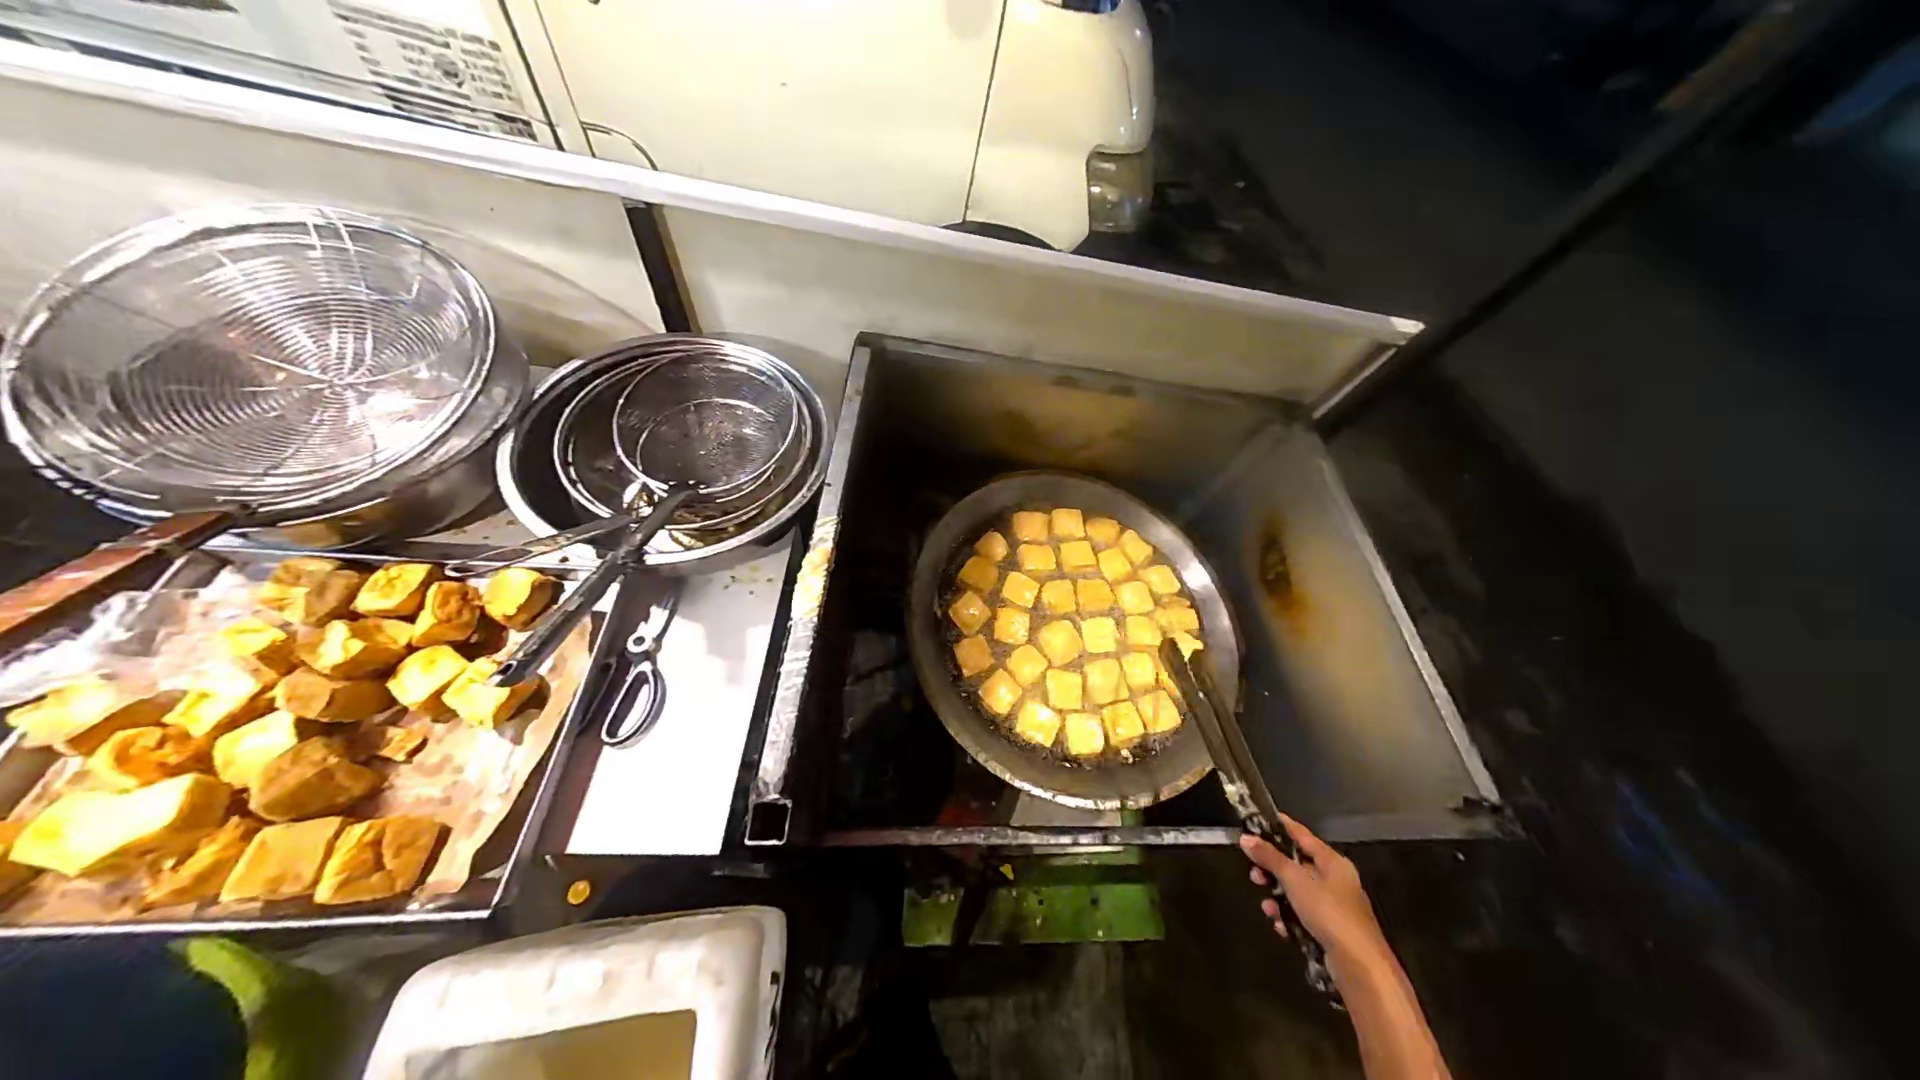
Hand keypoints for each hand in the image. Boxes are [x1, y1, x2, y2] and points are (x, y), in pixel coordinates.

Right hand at [1240, 815, 1392, 972]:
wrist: (1359, 965)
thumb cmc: (1328, 912)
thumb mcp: (1294, 879)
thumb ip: (1269, 857)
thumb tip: (1246, 838)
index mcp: (1332, 861)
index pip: (1301, 834)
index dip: (1279, 825)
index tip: (1256, 820)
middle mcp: (1335, 880)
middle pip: (1295, 865)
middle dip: (1272, 870)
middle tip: (1254, 874)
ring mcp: (1333, 906)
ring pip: (1296, 892)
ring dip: (1278, 898)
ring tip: (1267, 907)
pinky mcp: (1330, 930)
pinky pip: (1302, 915)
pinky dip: (1289, 918)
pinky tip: (1281, 926)